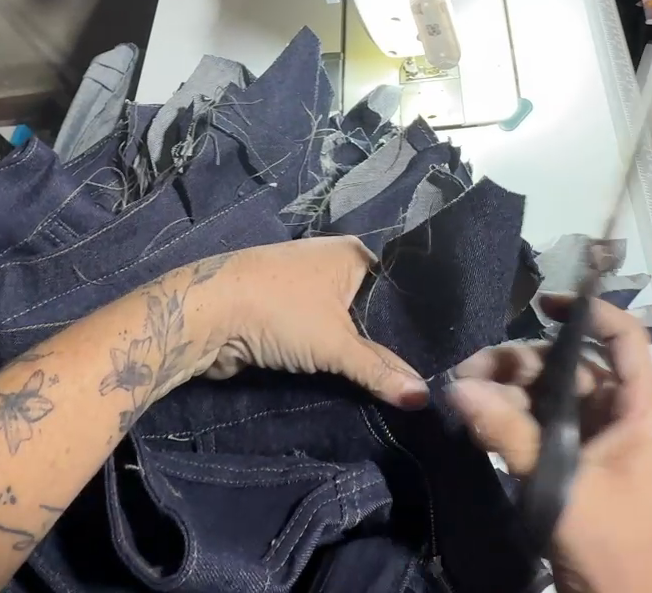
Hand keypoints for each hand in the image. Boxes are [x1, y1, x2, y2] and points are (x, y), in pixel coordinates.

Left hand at [193, 237, 429, 408]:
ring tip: (400, 382)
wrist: (208, 314)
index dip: (418, 321)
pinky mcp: (287, 311)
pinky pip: (324, 334)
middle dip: (389, 341)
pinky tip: (359, 377)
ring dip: (360, 350)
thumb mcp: (337, 344)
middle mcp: (333, 262)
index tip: (443, 354)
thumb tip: (425, 399)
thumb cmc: (280, 312)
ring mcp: (308, 286)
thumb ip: (380, 371)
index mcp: (353, 253)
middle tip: (426, 376)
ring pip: (347, 323)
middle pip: (373, 308)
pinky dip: (336, 353)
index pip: (400, 287)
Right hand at [448, 298, 651, 592]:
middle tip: (469, 371)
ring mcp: (592, 439)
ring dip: (505, 390)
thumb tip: (458, 388)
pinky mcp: (570, 461)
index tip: (544, 304)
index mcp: (637, 412)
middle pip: (569, 365)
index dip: (591, 312)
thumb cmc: (610, 546)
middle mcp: (616, 416)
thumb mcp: (559, 484)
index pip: (625, 340)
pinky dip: (508, 417)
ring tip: (462, 397)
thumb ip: (510, 432)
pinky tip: (475, 421)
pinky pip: (537, 423)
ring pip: (547, 393)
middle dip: (518, 362)